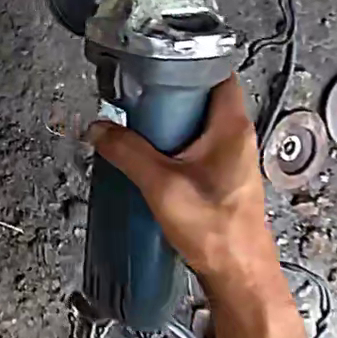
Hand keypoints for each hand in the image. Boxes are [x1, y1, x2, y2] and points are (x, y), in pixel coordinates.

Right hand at [86, 76, 276, 288]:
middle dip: (166, 92)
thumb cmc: (217, 233)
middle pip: (199, 96)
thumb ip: (126, 151)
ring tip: (134, 123)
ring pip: (192, 121)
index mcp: (231, 128)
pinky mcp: (217, 176)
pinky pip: (190, 144)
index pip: (218, 74)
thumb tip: (98, 129)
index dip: (189, 61)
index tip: (157, 60)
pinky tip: (145, 154)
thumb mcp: (161, 185)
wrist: (238, 277)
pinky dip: (168, 142)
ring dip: (164, 120)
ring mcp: (227, 157)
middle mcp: (234, 137)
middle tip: (135, 94)